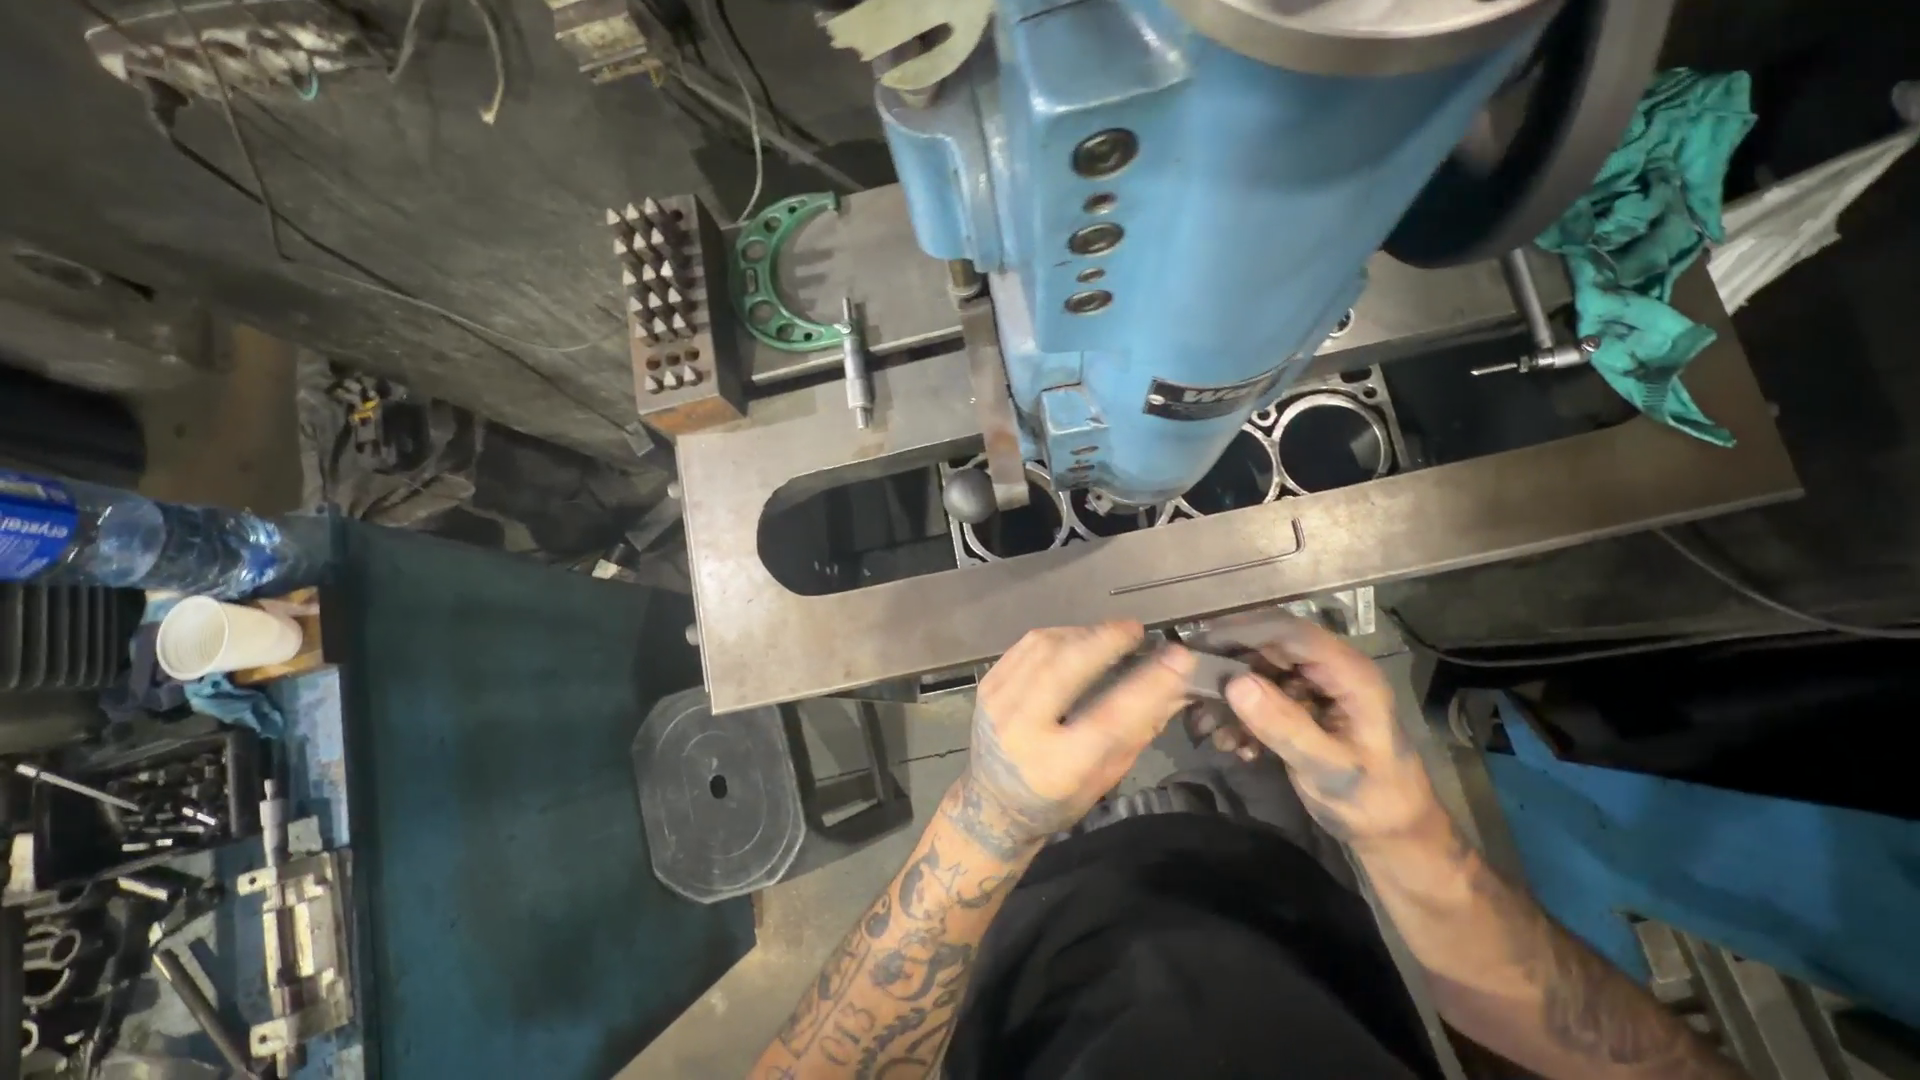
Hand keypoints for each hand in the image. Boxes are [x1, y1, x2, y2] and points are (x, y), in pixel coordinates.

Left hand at [951, 622, 1196, 855]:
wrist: (992, 804)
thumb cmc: (1056, 799)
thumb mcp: (1104, 778)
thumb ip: (1138, 732)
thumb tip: (1177, 689)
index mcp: (1057, 766)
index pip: (1109, 717)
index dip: (1148, 685)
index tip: (1178, 657)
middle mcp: (1021, 730)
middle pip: (1066, 668)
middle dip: (1105, 640)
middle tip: (1136, 630)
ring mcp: (998, 704)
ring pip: (1045, 648)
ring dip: (1083, 634)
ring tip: (1110, 636)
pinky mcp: (987, 686)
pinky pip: (1026, 646)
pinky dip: (1058, 637)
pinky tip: (1078, 640)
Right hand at [1221, 615, 1444, 847]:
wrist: (1393, 834)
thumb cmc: (1372, 800)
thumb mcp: (1328, 769)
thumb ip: (1285, 726)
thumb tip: (1235, 682)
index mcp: (1349, 674)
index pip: (1291, 633)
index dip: (1244, 630)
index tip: (1200, 642)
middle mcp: (1331, 670)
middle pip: (1270, 646)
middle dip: (1229, 664)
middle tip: (1190, 686)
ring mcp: (1316, 687)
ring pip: (1261, 670)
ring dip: (1231, 695)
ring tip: (1208, 726)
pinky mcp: (1303, 706)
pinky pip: (1263, 696)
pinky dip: (1243, 715)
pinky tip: (1234, 744)